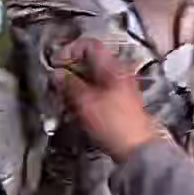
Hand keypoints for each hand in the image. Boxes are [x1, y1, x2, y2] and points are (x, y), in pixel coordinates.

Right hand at [57, 37, 162, 160]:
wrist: (137, 149)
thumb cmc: (113, 123)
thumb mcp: (85, 102)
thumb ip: (68, 84)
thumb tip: (56, 74)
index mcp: (112, 67)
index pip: (89, 45)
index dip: (69, 50)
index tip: (56, 63)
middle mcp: (119, 74)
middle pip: (90, 62)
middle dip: (70, 70)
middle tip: (56, 83)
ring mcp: (121, 89)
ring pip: (92, 78)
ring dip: (75, 85)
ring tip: (64, 99)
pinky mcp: (120, 105)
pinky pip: (98, 93)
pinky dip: (85, 97)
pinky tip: (76, 109)